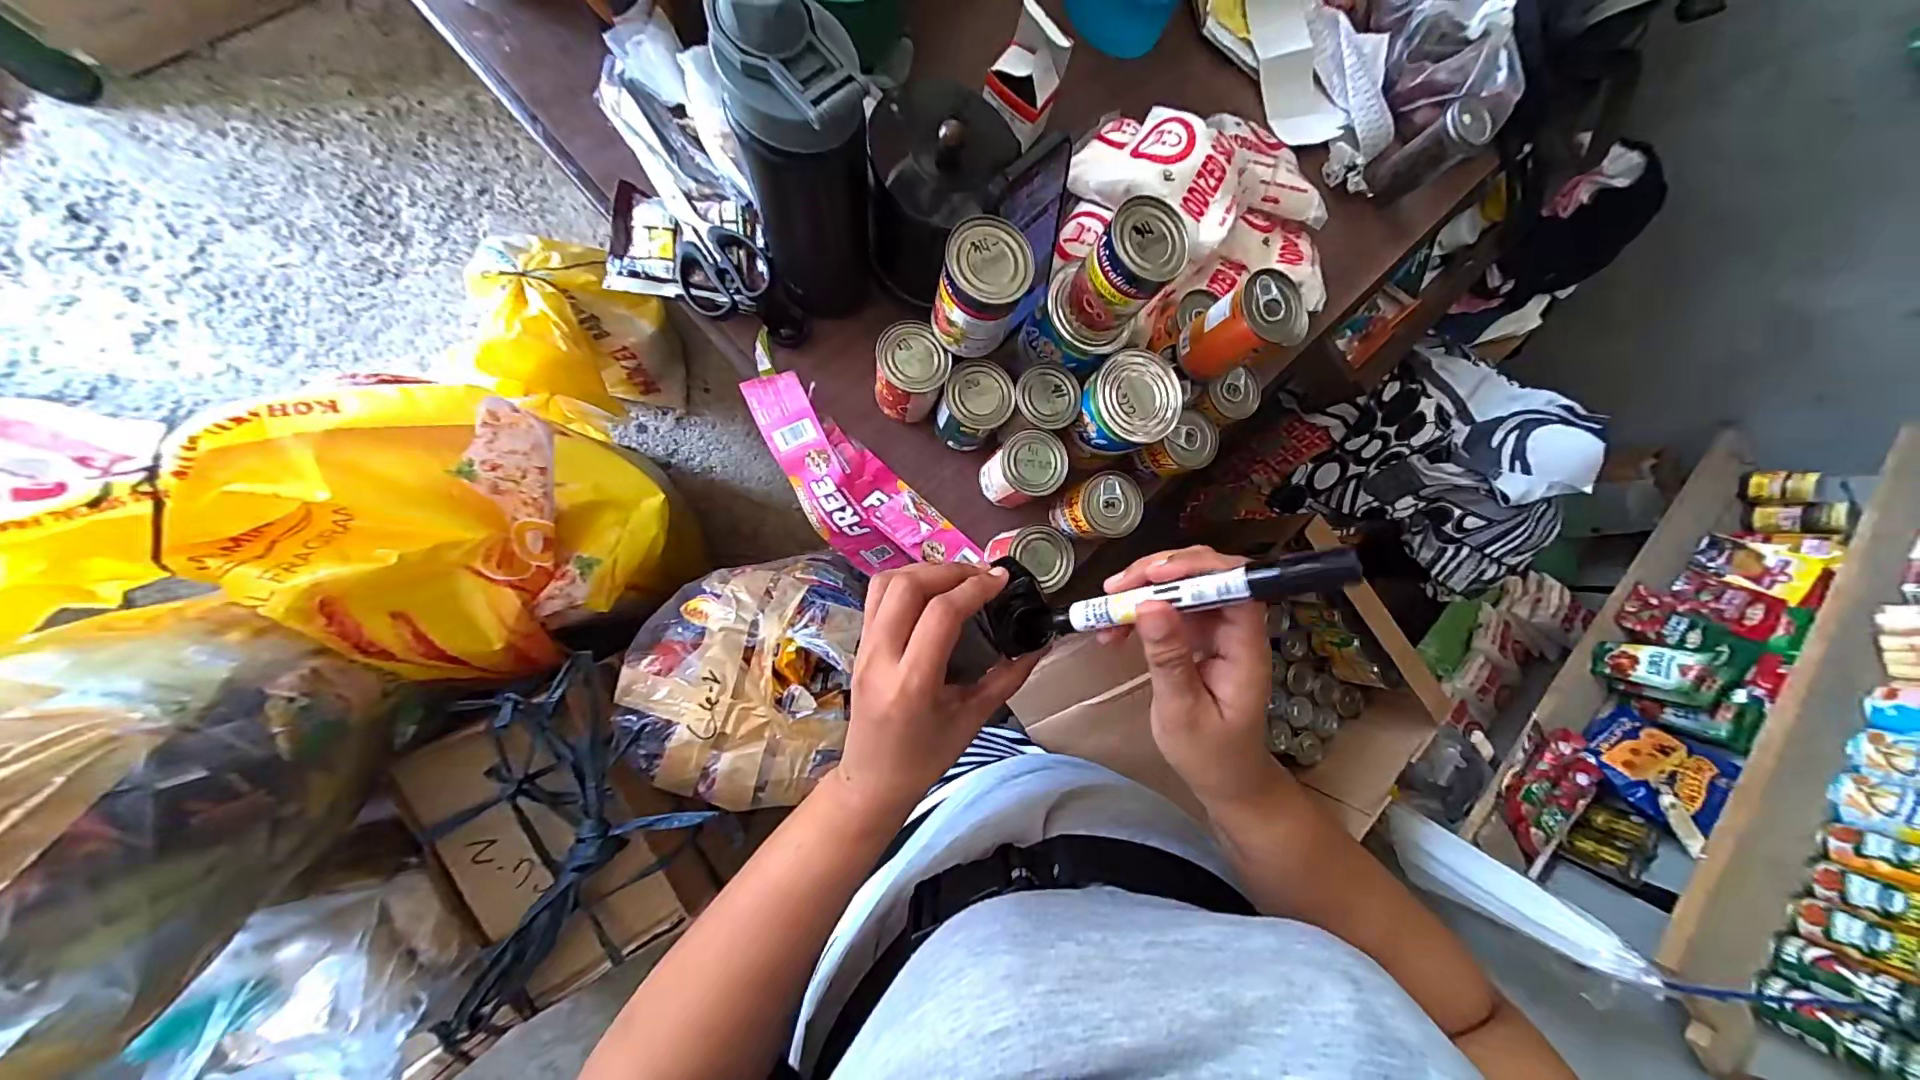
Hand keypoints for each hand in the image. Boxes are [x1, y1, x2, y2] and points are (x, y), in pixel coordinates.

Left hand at [832, 562, 1043, 821]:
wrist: (871, 780)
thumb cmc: (924, 758)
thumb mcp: (972, 720)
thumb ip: (1007, 678)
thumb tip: (1039, 645)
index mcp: (912, 683)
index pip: (940, 614)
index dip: (974, 588)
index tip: (1002, 580)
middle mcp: (881, 658)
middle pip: (907, 586)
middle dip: (950, 570)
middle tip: (981, 576)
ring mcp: (863, 648)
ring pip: (886, 584)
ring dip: (924, 570)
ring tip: (957, 578)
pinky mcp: (858, 644)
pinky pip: (877, 596)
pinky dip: (906, 581)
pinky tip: (932, 591)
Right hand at [1101, 546, 1289, 807]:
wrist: (1225, 778)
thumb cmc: (1211, 754)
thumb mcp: (1182, 711)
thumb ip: (1169, 659)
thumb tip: (1151, 607)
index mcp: (1245, 647)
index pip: (1234, 586)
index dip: (1197, 569)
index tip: (1153, 575)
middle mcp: (1234, 630)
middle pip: (1205, 576)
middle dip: (1158, 573)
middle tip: (1116, 589)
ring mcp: (1215, 632)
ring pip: (1182, 589)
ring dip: (1143, 590)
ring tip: (1106, 609)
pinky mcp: (1197, 638)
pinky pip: (1168, 610)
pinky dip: (1139, 612)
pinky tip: (1113, 628)